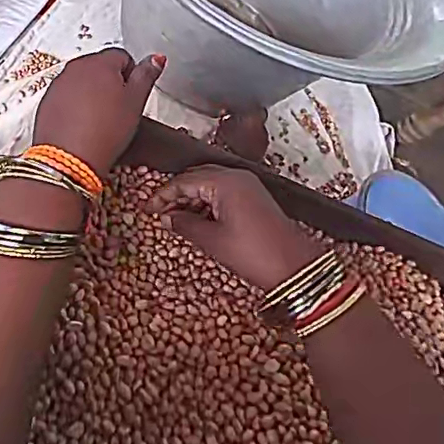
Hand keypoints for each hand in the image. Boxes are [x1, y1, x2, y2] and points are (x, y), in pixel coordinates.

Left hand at [31, 48, 162, 176]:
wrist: (69, 158)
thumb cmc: (104, 131)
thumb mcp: (135, 102)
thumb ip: (146, 75)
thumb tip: (155, 59)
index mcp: (99, 63)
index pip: (122, 56)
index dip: (131, 75)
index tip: (132, 93)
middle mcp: (75, 68)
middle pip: (100, 67)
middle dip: (111, 83)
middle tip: (119, 108)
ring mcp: (58, 85)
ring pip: (81, 82)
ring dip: (92, 94)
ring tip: (101, 120)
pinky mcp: (47, 102)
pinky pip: (66, 97)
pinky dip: (75, 106)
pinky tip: (84, 125)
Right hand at [144, 165, 326, 291]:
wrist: (295, 267)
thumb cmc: (253, 253)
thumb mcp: (212, 240)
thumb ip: (184, 224)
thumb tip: (166, 218)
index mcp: (224, 181)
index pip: (183, 181)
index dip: (162, 195)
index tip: (147, 209)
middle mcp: (236, 176)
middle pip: (195, 177)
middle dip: (175, 194)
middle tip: (159, 213)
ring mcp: (247, 185)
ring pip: (209, 183)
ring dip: (191, 198)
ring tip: (175, 219)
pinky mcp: (253, 197)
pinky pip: (222, 191)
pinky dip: (206, 202)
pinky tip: (197, 219)